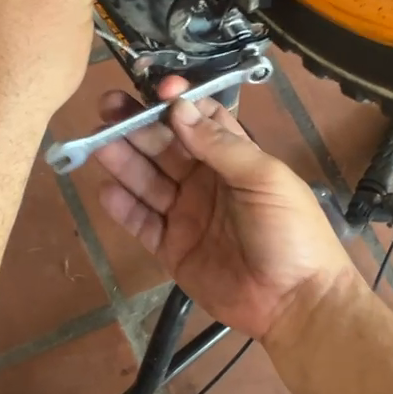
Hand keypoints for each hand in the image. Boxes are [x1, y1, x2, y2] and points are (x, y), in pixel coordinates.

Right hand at [92, 80, 361, 343]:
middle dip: (137, 125)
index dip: (177, 104)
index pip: (199, 121)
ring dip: (123, 159)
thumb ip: (221, 145)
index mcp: (234, 159)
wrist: (295, 302)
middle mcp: (205, 181)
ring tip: (97, 141)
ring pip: (147, 180)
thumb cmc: (291, 232)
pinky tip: (106, 188)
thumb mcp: (265, 179)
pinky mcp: (172, 248)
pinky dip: (123, 206)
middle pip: (164, 147)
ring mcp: (186, 215)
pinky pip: (142, 222)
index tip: (157, 90)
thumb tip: (180, 108)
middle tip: (107, 107)